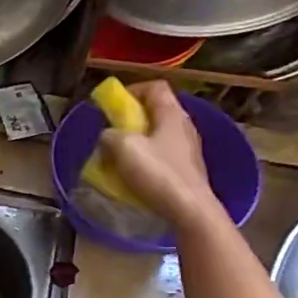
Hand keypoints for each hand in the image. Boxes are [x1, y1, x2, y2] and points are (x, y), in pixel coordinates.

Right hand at [99, 81, 227, 232]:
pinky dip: (146, 158)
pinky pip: (163, 154)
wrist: (189, 210)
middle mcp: (184, 126)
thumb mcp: (123, 148)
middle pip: (157, 111)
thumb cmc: (158, 173)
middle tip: (112, 131)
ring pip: (159, 134)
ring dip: (138, 140)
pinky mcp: (188, 169)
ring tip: (120, 155)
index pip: (155, 87)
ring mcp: (188, 149)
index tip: (113, 104)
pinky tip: (135, 174)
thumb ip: (110, 135)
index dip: (132, 90)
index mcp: (172, 114)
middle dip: (132, 118)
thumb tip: (108, 136)